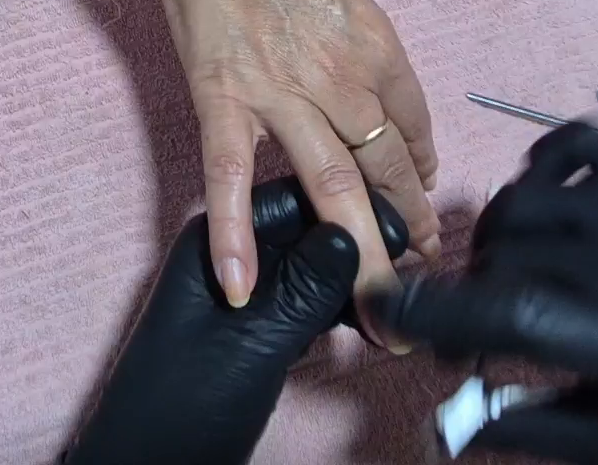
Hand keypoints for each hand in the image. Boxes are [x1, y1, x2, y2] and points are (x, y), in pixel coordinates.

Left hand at [66, 176, 408, 464]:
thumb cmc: (188, 399)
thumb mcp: (254, 339)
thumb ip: (306, 285)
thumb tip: (354, 234)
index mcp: (215, 235)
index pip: (294, 198)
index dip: (348, 209)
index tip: (401, 231)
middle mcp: (229, 249)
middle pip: (305, 227)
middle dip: (355, 244)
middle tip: (409, 264)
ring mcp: (242, 286)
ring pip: (309, 263)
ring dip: (350, 277)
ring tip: (393, 296)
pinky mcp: (254, 322)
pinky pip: (303, 296)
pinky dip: (335, 304)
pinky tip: (364, 318)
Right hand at [149, 0, 441, 324]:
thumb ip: (362, 41)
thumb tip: (372, 86)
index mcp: (375, 44)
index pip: (414, 120)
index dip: (421, 165)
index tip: (422, 191)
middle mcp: (340, 78)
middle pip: (385, 165)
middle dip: (409, 223)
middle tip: (420, 268)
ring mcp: (281, 95)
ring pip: (331, 185)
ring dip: (360, 248)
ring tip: (377, 301)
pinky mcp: (224, 102)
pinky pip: (231, 177)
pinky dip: (235, 234)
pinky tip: (241, 284)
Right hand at [371, 124, 597, 464]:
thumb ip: (537, 431)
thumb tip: (443, 425)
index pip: (517, 311)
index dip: (437, 311)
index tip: (381, 309)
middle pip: (509, 256)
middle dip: (469, 299)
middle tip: (470, 345)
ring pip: (524, 203)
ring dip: (497, 245)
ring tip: (511, 289)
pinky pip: (576, 146)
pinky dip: (542, 169)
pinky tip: (543, 208)